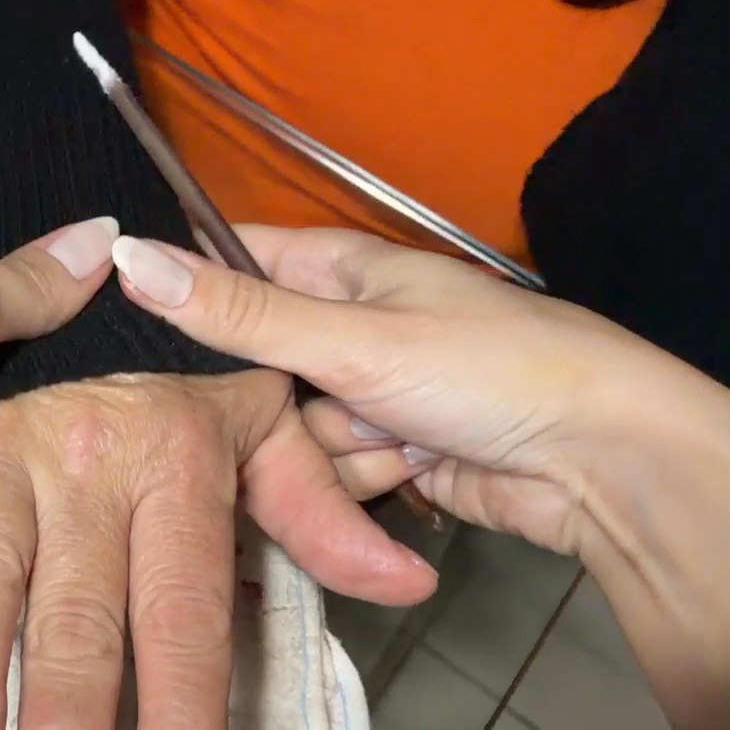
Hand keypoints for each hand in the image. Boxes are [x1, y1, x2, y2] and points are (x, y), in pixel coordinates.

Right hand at [111, 226, 688, 553]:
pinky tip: (404, 466)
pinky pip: (314, 461)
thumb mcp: (349, 339)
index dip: (177, 280)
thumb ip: (235, 313)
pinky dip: (351, 473)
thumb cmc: (489, 373)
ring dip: (321, 441)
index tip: (124, 321)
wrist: (604, 471)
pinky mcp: (367, 444)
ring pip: (275, 420)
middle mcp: (333, 326)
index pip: (227, 257)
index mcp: (333, 269)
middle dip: (263, 394)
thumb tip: (127, 259)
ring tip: (389, 436)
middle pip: (242, 360)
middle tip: (291, 402)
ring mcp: (350, 389)